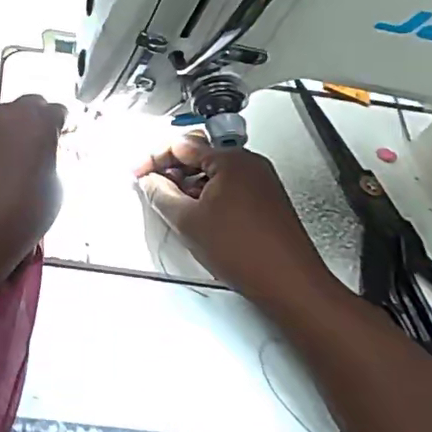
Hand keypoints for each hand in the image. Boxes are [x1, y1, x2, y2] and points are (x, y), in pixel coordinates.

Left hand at [0, 95, 67, 256]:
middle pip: (30, 104)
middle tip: (45, 144)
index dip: (62, 127)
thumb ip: (52, 158)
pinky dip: (1, 139)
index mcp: (40, 119)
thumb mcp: (56, 184)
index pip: (58, 111)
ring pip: (8, 115)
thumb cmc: (28, 208)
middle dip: (39, 119)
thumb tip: (44, 153)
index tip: (64, 142)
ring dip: (18, 127)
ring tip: (25, 153)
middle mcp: (11, 113)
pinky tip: (6, 161)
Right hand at [135, 136, 335, 298]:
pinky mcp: (267, 203)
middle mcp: (250, 165)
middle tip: (154, 189)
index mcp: (232, 160)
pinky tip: (200, 221)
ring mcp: (262, 183)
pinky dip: (209, 199)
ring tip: (176, 210)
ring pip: (214, 175)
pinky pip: (229, 189)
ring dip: (190, 187)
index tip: (140, 172)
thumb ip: (160, 194)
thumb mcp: (187, 221)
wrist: (290, 286)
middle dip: (172, 173)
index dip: (154, 159)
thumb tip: (151, 183)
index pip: (182, 145)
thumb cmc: (249, 254)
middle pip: (199, 157)